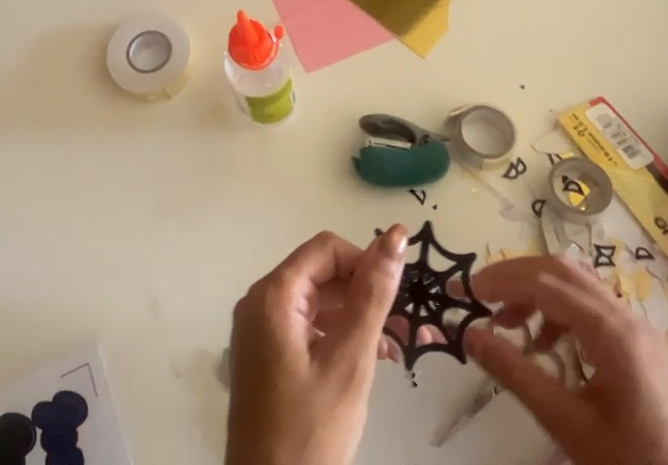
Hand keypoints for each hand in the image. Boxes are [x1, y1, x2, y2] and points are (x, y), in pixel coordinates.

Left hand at [225, 227, 408, 464]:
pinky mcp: (266, 355)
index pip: (326, 249)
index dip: (366, 262)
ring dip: (356, 315)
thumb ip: (372, 296)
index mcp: (272, 296)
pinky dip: (338, 334)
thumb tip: (396, 236)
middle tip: (408, 329)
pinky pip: (306, 326)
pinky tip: (368, 360)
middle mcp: (259, 303)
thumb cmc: (310, 430)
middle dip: (365, 292)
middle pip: (320, 273)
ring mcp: (259, 330)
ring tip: (396, 348)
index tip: (400, 298)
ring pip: (317, 301)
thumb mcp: (349, 360)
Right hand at [462, 256, 667, 464]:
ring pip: (578, 287)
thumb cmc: (632, 461)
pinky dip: (559, 312)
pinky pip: (593, 310)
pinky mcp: (642, 349)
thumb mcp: (567, 423)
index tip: (465, 292)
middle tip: (480, 295)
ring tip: (506, 324)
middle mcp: (628, 319)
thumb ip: (516, 373)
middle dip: (515, 276)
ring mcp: (639, 332)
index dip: (500, 281)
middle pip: (562, 272)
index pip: (545, 283)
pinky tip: (544, 345)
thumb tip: (470, 334)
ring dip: (536, 293)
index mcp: (612, 333)